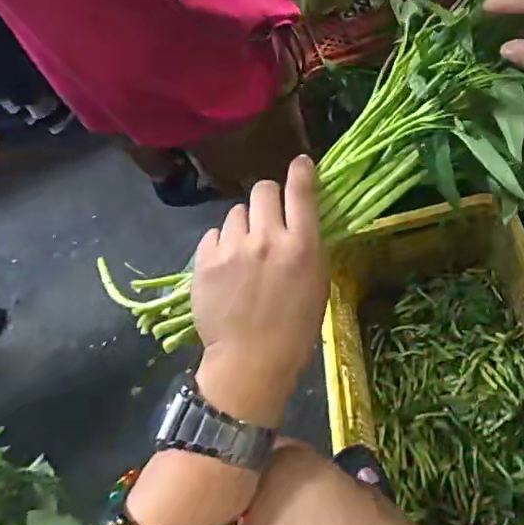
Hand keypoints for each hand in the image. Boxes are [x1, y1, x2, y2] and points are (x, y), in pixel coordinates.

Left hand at [191, 155, 327, 426]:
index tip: (300, 163)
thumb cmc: (295, 325)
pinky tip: (226, 265)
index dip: (301, 170)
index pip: (302, 190)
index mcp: (302, 245)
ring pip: (235, 211)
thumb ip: (309, 243)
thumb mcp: (318, 281)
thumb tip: (302, 214)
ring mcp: (233, 248)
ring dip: (242, 224)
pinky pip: (213, 233)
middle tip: (267, 218)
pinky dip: (221, 244)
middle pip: (263, 189)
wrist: (251, 361)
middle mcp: (268, 239)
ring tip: (244, 251)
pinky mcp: (206, 260)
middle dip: (267, 199)